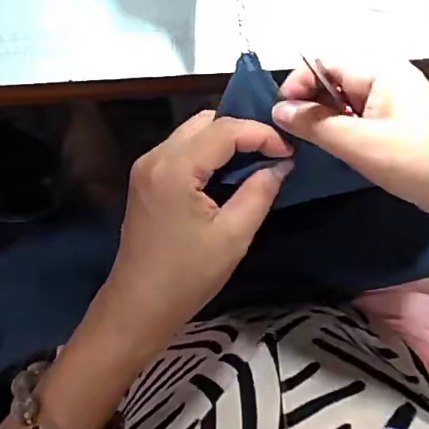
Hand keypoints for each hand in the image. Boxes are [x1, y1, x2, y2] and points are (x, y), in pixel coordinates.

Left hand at [87, 111, 293, 361]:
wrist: (138, 306)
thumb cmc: (187, 276)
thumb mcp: (234, 236)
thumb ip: (260, 192)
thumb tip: (281, 164)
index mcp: (174, 167)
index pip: (225, 129)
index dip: (262, 134)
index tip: (289, 152)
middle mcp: (155, 156)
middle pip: (206, 121)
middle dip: (243, 130)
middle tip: (274, 152)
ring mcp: (146, 166)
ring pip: (193, 131)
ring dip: (225, 140)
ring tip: (257, 160)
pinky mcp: (146, 178)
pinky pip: (182, 148)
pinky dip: (208, 152)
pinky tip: (229, 172)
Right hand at [272, 55, 428, 221]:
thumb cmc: (420, 161)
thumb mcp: (360, 144)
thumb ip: (314, 124)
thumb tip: (279, 111)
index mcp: (379, 70)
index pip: (323, 62)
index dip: (298, 84)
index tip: (283, 115)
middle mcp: (386, 78)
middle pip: (332, 80)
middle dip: (310, 104)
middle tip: (295, 136)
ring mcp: (394, 101)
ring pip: (345, 102)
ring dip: (327, 121)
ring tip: (316, 146)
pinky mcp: (399, 124)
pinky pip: (360, 118)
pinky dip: (345, 132)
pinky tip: (342, 152)